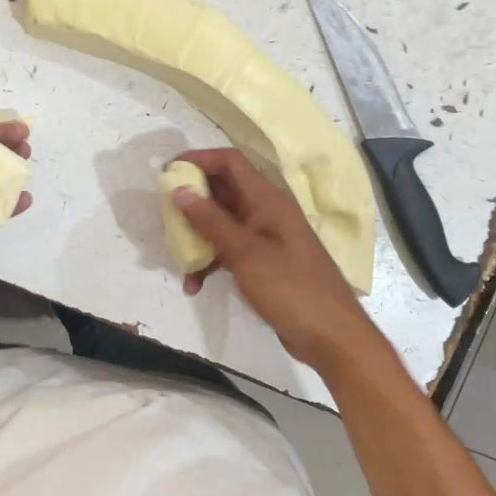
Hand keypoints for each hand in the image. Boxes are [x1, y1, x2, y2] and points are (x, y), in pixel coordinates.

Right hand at [171, 148, 383, 368]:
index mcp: (267, 200)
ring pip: (220, 223)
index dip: (198, 160)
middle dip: (191, 201)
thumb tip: (180, 190)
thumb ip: (211, 221)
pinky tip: (194, 285)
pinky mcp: (261, 263)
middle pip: (222, 191)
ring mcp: (264, 238)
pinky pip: (227, 251)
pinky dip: (209, 263)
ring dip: (196, 237)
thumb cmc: (291, 288)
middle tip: (165, 216)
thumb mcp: (246, 253)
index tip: (166, 171)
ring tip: (176, 256)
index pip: (229, 162)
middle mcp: (265, 212)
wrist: (330, 335)